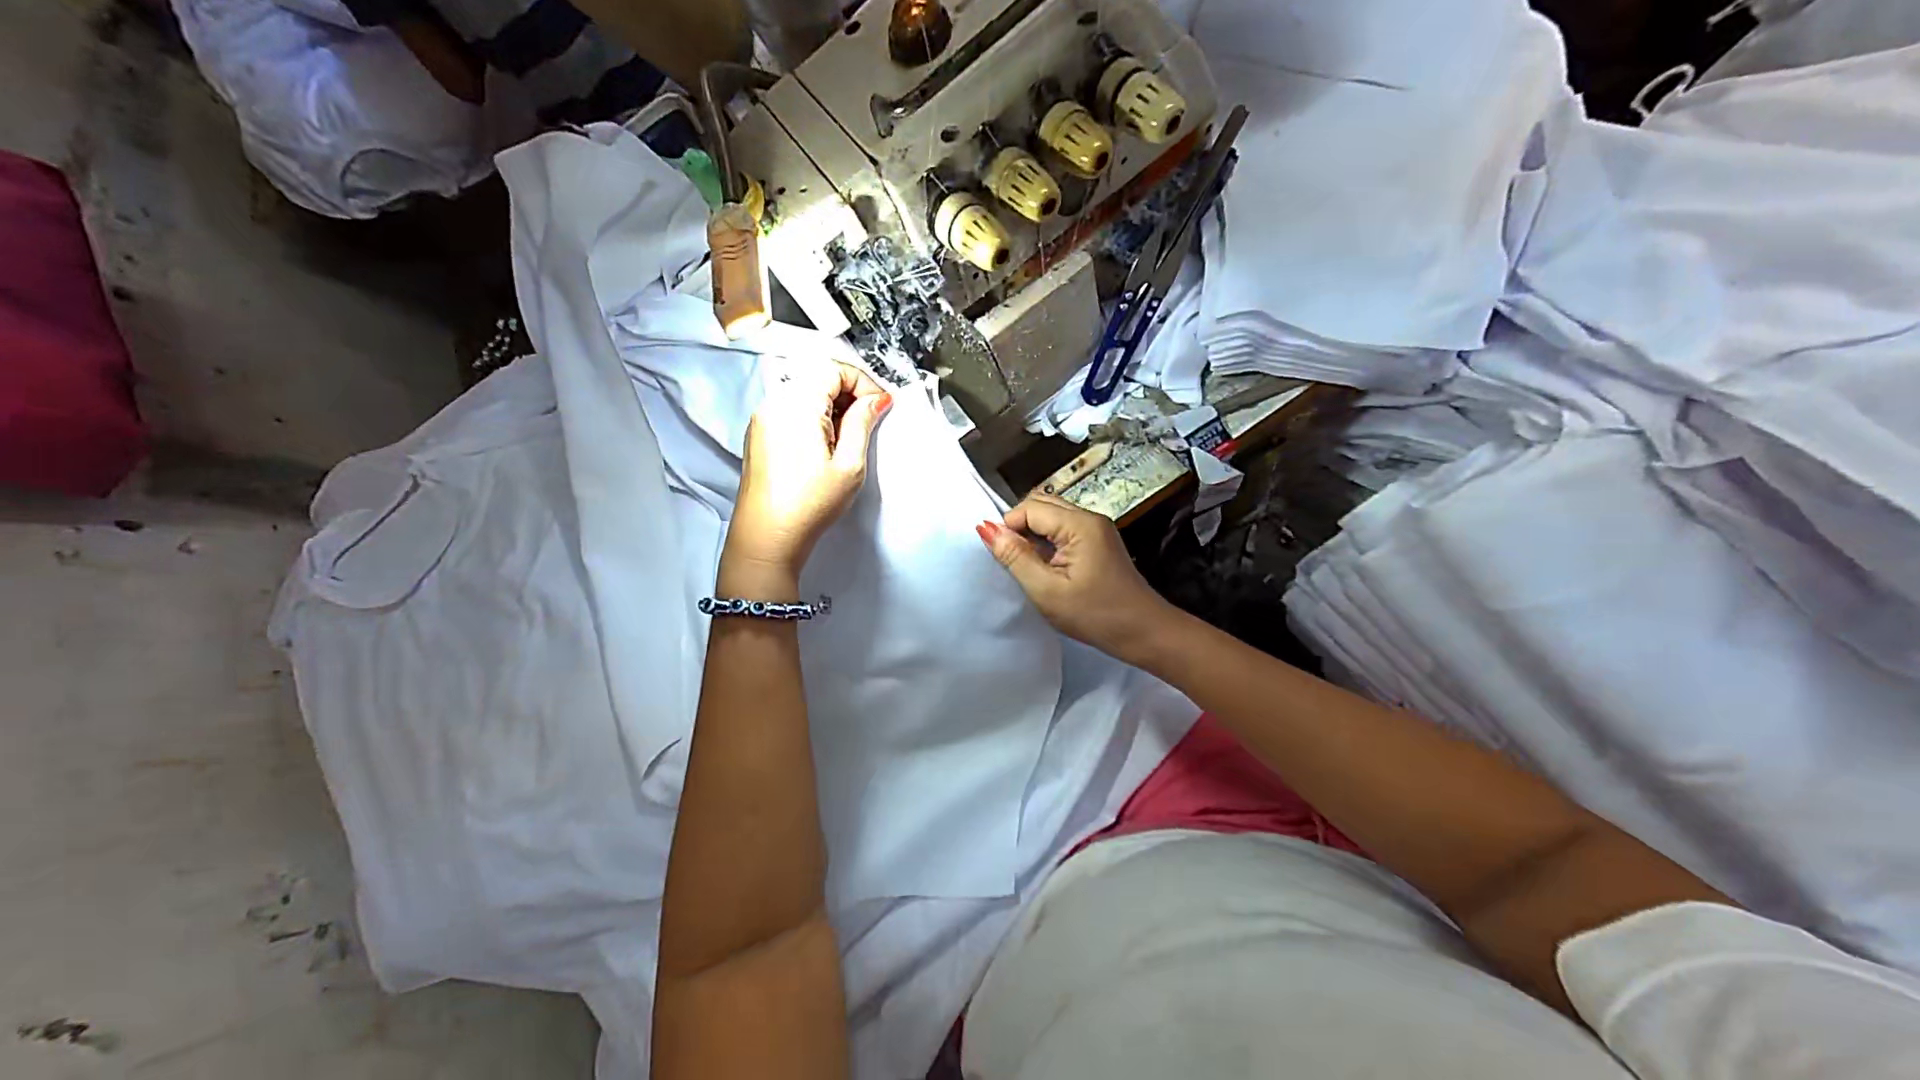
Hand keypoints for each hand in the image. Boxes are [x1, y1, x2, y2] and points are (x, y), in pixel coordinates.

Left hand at [724, 357, 892, 587]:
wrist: (767, 537)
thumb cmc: (804, 507)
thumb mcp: (849, 464)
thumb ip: (863, 422)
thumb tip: (876, 401)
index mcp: (795, 405)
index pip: (833, 369)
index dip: (863, 382)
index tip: (879, 404)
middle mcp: (774, 405)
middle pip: (818, 377)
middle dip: (848, 393)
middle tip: (868, 421)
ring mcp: (763, 419)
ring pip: (804, 393)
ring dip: (831, 407)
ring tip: (847, 441)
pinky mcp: (760, 434)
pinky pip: (790, 410)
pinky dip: (813, 418)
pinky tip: (826, 447)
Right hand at [975, 494, 1180, 664]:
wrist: (1144, 633)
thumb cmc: (1096, 615)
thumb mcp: (1047, 591)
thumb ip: (1015, 557)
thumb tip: (987, 529)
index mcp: (1079, 524)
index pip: (1029, 507)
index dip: (1009, 528)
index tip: (1003, 558)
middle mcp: (1089, 517)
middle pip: (1041, 505)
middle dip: (1020, 529)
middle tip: (1016, 564)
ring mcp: (1096, 529)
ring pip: (1051, 518)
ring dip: (1034, 538)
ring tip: (1032, 569)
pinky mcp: (1098, 542)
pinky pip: (1063, 532)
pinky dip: (1048, 545)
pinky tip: (1048, 571)